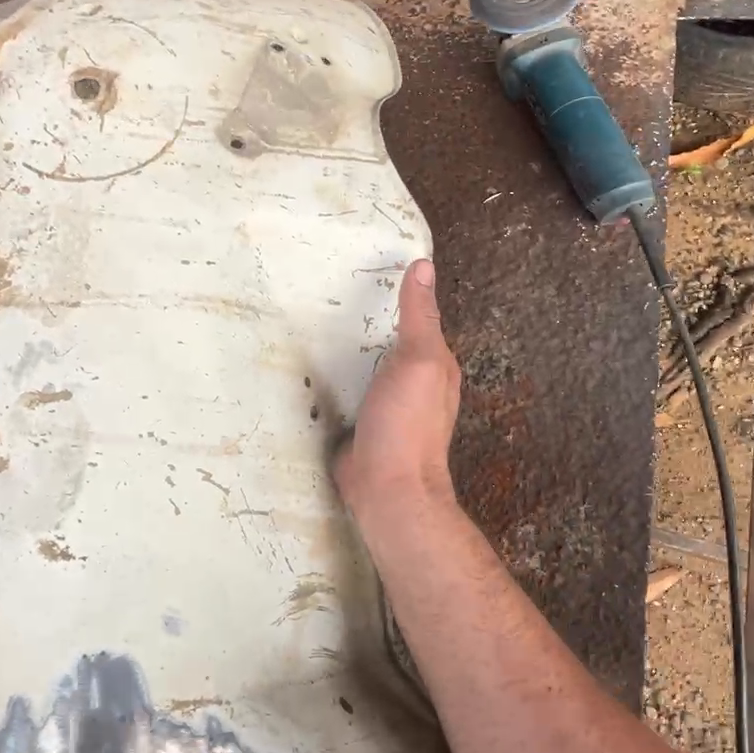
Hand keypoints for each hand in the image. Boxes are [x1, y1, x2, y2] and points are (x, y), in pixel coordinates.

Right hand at [334, 259, 461, 513]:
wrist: (386, 488)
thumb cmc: (407, 421)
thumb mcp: (419, 360)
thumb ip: (420, 316)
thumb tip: (424, 265)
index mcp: (437, 364)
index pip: (421, 318)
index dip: (401, 293)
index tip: (371, 265)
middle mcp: (416, 383)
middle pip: (392, 340)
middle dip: (370, 319)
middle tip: (334, 288)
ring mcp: (388, 405)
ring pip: (368, 364)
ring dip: (351, 346)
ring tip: (318, 319)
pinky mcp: (362, 422)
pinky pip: (349, 387)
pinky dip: (336, 373)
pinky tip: (316, 363)